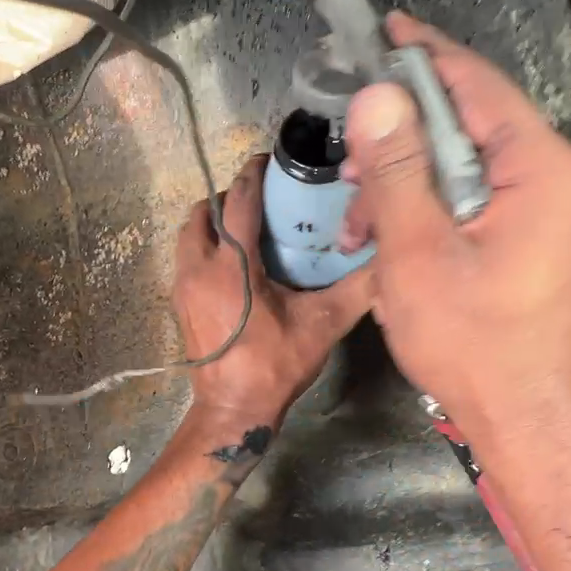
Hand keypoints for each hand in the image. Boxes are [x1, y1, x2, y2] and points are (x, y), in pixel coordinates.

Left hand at [174, 156, 372, 432]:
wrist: (232, 410)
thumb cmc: (274, 366)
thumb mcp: (322, 325)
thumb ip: (358, 288)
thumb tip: (392, 258)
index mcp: (230, 266)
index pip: (237, 202)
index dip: (253, 174)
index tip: (269, 160)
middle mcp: (197, 269)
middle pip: (202, 213)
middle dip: (228, 198)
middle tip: (260, 200)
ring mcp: (182, 288)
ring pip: (188, 236)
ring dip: (212, 223)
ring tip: (246, 228)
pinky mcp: (179, 305)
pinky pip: (185, 260)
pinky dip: (204, 248)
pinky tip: (234, 263)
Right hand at [338, 12, 570, 449]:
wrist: (525, 416)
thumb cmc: (470, 342)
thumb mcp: (417, 253)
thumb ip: (396, 170)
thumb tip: (376, 96)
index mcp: (550, 170)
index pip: (480, 89)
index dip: (426, 56)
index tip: (386, 28)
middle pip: (475, 129)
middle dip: (403, 145)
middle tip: (349, 173)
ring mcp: (568, 207)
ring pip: (475, 166)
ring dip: (412, 186)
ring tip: (361, 225)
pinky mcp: (554, 233)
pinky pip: (488, 196)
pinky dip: (438, 208)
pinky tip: (397, 237)